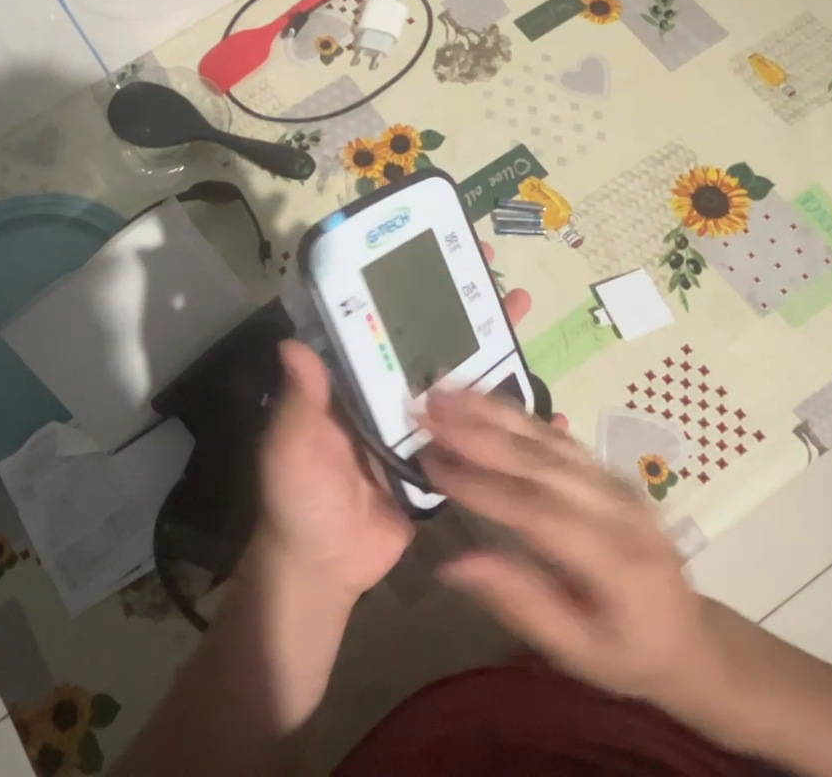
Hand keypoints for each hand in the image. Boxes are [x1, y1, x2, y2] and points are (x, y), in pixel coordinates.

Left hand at [249, 241, 544, 598]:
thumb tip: (293, 342)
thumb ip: (302, 401)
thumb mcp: (292, 445)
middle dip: (463, 315)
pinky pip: (474, 438)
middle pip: (430, 350)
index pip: (383, 331)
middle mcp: (388, 399)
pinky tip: (539, 406)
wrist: (324, 567)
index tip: (439, 265)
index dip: (409, 297)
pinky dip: (501, 422)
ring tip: (524, 319)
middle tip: (501, 281)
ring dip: (489, 355)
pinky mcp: (443, 466)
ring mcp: (418, 431)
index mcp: (352, 387)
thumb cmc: (298, 499)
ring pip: (457, 386)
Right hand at [418, 391, 718, 708]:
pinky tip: (482, 399)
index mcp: (616, 561)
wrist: (689, 638)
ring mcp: (618, 483)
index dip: (483, 486)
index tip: (431, 464)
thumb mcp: (574, 650)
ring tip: (444, 393)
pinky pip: (558, 437)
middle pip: (544, 463)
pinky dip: (516, 414)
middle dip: (479, 433)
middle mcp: (621, 509)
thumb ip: (519, 603)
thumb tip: (452, 564)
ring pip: (550, 439)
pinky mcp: (610, 472)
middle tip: (427, 411)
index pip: (540, 513)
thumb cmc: (626, 654)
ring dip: (493, 412)